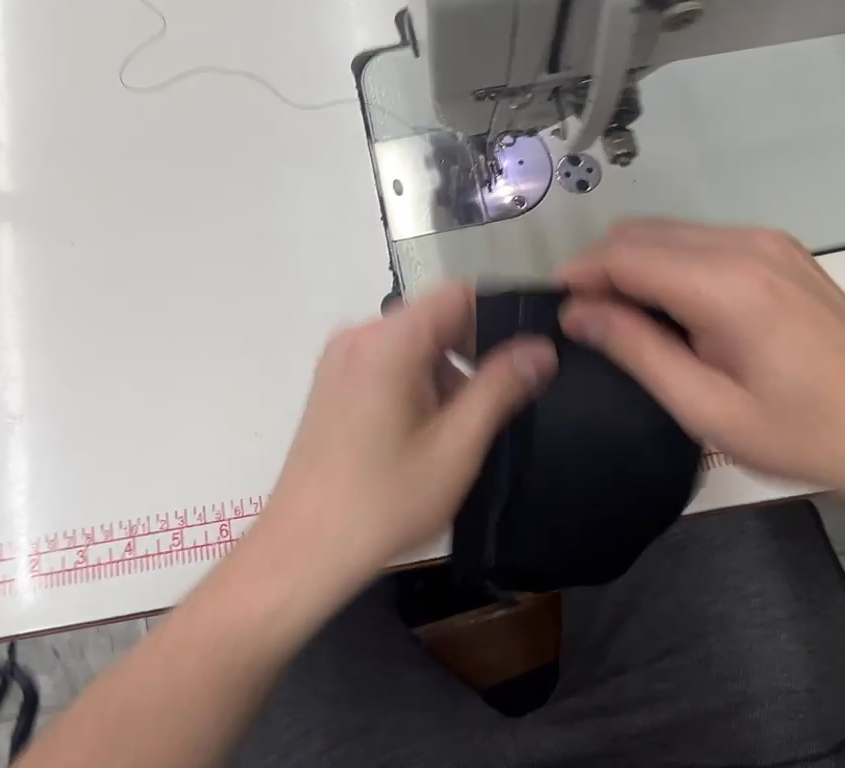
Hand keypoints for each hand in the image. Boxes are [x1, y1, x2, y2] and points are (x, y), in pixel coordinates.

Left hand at [252, 282, 556, 596]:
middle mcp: (357, 336)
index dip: (498, 315)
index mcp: (388, 340)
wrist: (303, 549)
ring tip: (459, 433)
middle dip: (471, 353)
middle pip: (433, 319)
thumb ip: (501, 388)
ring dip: (444, 375)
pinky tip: (423, 436)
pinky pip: (386, 364)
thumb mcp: (457, 446)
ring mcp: (338, 360)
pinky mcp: (331, 385)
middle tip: (499, 405)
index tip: (528, 353)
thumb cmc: (384, 500)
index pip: (456, 294)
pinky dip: (415, 385)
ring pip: (411, 345)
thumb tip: (541, 348)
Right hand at [557, 220, 844, 509]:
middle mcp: (744, 244)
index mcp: (724, 283)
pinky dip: (670, 268)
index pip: (621, 256)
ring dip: (635, 268)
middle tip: (590, 328)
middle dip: (602, 271)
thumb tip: (578, 313)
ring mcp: (768, 243)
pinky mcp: (783, 253)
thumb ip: (636, 351)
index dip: (577, 277)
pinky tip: (679, 315)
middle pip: (640, 234)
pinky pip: (701, 243)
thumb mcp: (708, 409)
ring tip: (631, 327)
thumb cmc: (809, 433)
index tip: (553, 313)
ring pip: (668, 234)